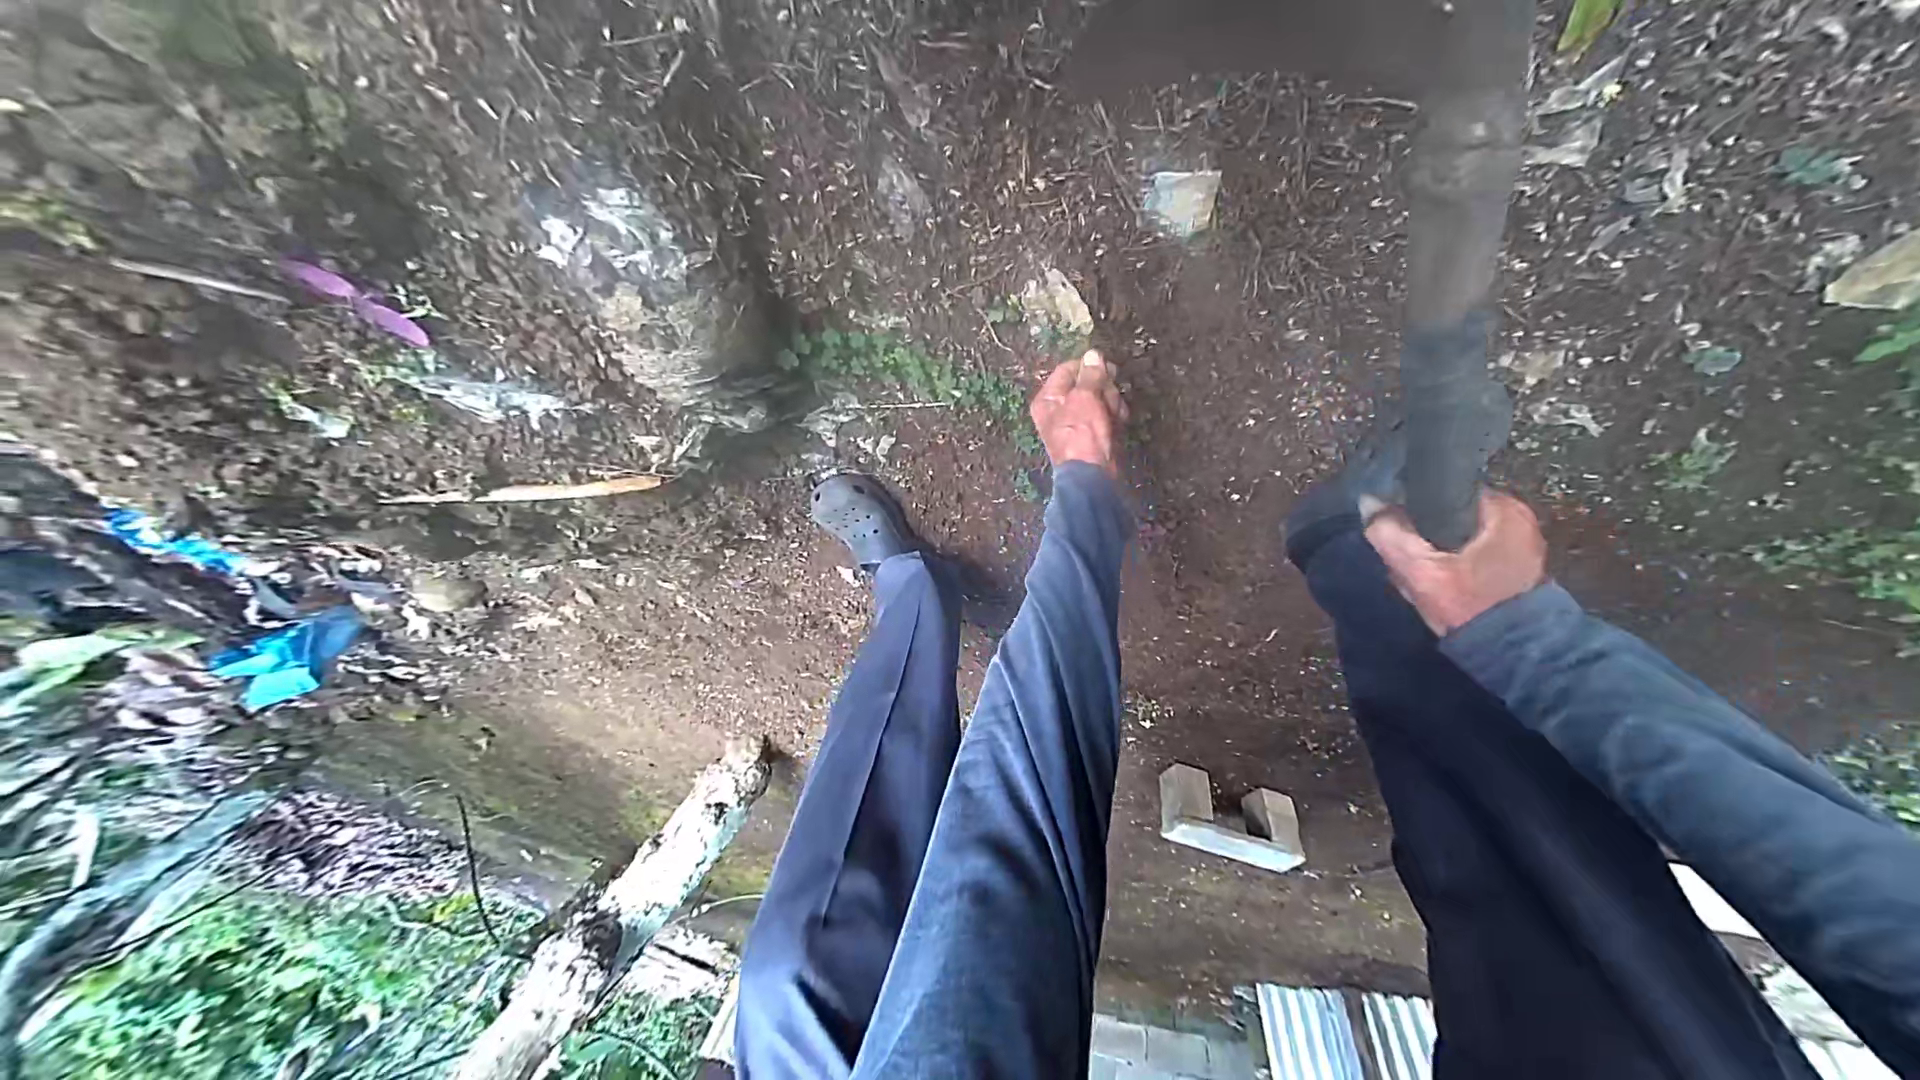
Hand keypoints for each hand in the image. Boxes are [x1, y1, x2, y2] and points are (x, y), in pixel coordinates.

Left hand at [1030, 351, 1127, 476]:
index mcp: (1048, 399)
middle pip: (1086, 383)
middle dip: (1103, 388)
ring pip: (1099, 398)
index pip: (1068, 370)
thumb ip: (1090, 375)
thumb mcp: (1084, 398)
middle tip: (1109, 397)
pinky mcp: (1092, 432)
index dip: (1088, 367)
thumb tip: (1093, 354)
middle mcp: (1059, 409)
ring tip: (1114, 416)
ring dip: (1112, 403)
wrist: (1092, 475)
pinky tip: (1119, 423)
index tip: (1106, 368)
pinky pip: (1105, 414)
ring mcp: (1077, 422)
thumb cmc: (1081, 435)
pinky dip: (1114, 416)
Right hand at [1363, 491, 1548, 635]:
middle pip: (1449, 512)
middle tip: (1408, 557)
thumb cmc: (1469, 605)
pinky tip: (1442, 579)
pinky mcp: (1517, 563)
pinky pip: (1471, 549)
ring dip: (1436, 548)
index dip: (1411, 506)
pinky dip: (1453, 560)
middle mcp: (1517, 518)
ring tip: (1422, 571)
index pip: (1443, 491)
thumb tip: (1368, 500)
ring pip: (1458, 532)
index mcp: (1502, 509)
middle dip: (1424, 531)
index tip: (1394, 527)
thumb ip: (1390, 535)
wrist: (1515, 652)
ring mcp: (1521, 541)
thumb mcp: (1419, 572)